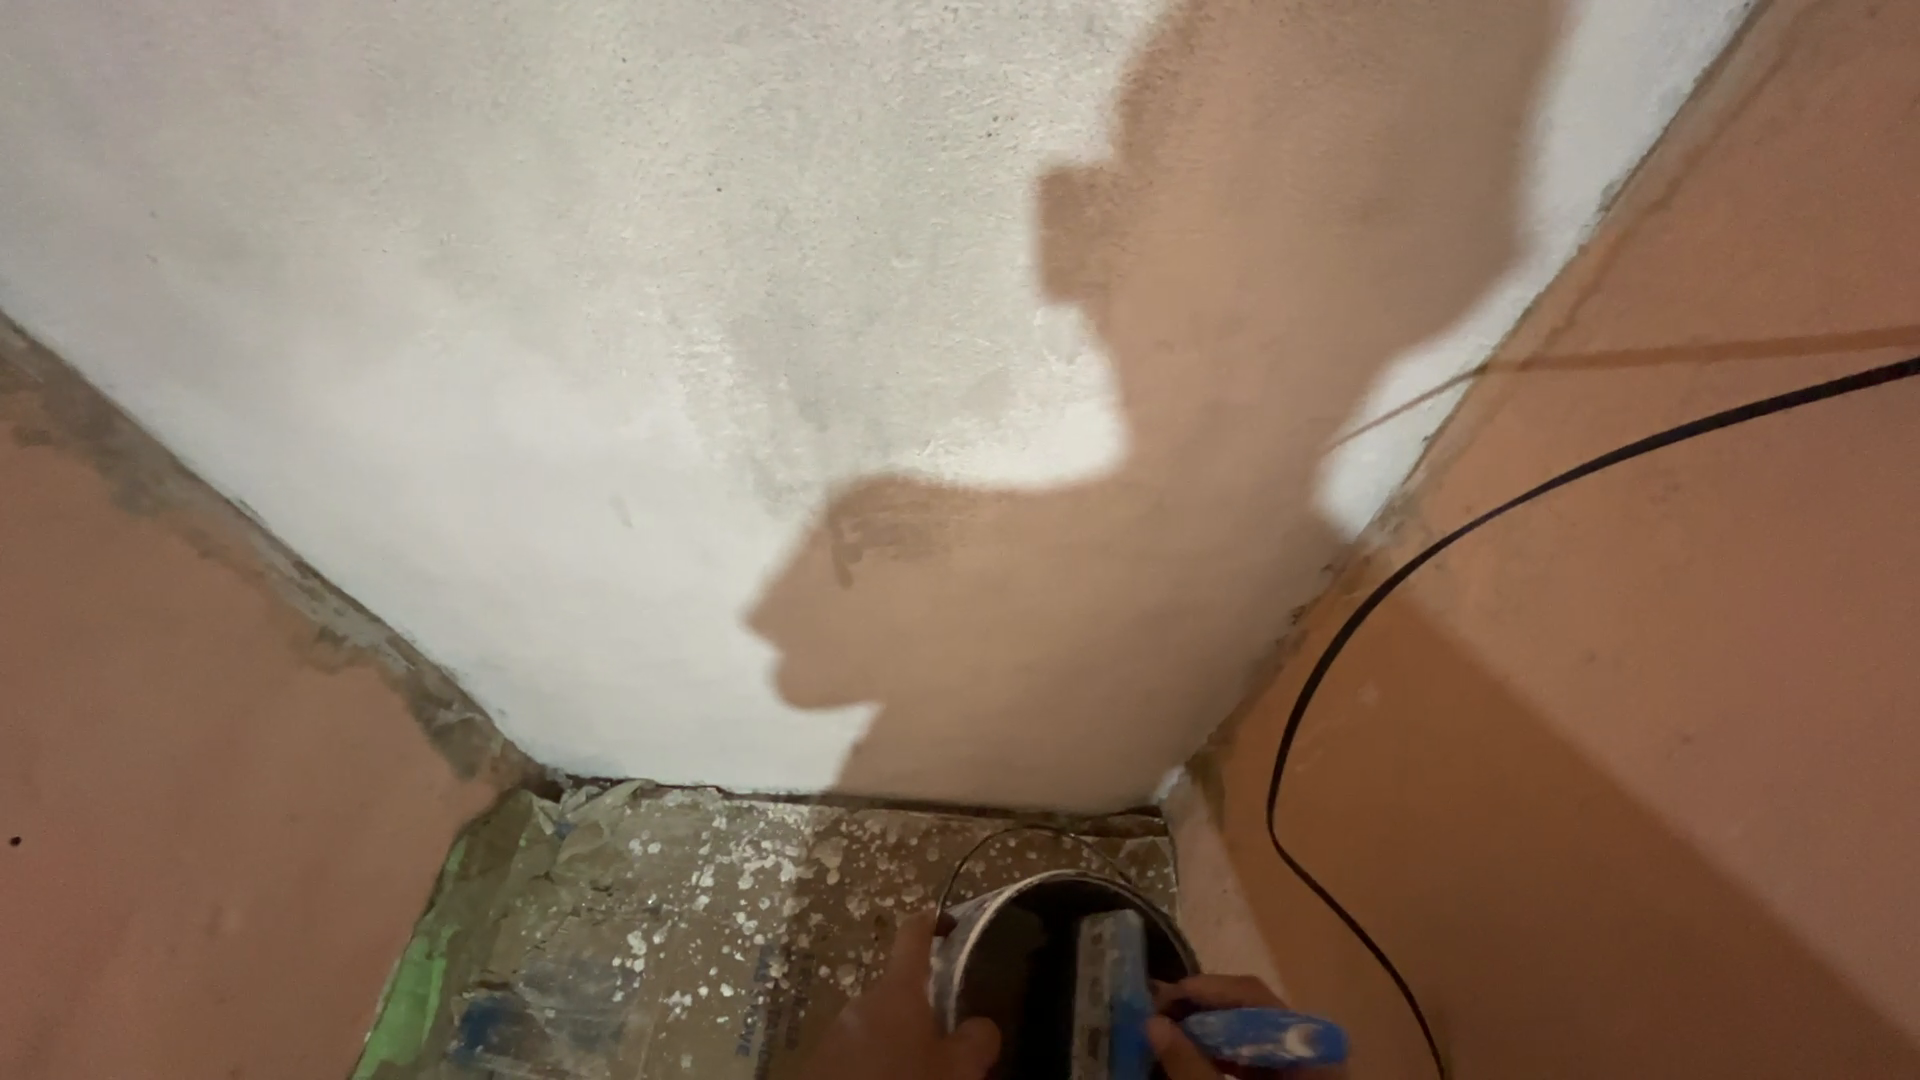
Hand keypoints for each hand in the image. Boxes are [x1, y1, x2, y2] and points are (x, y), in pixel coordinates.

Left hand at [796, 911, 1001, 1079]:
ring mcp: (837, 1031)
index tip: (950, 921)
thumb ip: (976, 1041)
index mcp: (898, 991)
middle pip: (899, 992)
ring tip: (916, 1071)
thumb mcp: (956, 1072)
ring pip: (878, 1024)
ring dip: (898, 1041)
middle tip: (945, 1041)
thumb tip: (982, 1026)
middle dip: (922, 1011)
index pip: (914, 934)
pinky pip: (856, 1051)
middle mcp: (863, 1001)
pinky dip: (874, 1063)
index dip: (933, 920)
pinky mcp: (820, 1061)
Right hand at [1147, 975, 1344, 1079]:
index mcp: (1307, 1053)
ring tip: (1169, 1037)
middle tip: (1158, 1016)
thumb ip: (1189, 1068)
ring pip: (1250, 1036)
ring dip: (1208, 1032)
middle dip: (1202, 1011)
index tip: (1162, 1001)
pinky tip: (1195, 1063)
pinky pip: (1255, 1062)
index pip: (1252, 997)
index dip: (1205, 992)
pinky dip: (1222, 1057)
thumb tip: (1152, 1022)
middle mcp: (1312, 1054)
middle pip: (1251, 1013)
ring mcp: (1305, 1075)